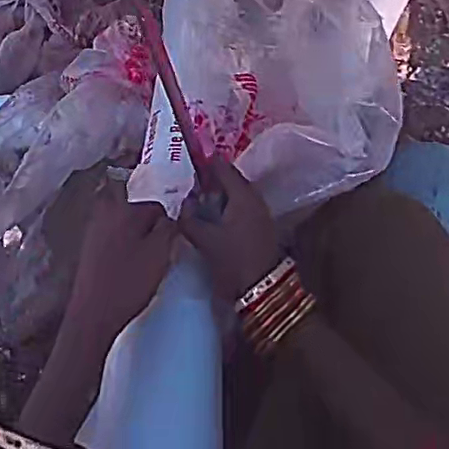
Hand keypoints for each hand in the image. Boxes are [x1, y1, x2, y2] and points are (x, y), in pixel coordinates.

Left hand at [62, 186, 176, 351]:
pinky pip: (111, 237)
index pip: (156, 205)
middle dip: (148, 225)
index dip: (168, 222)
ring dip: (134, 235)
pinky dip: (121, 245)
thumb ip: (169, 227)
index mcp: (126, 209)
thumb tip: (170, 216)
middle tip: (156, 248)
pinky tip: (126, 266)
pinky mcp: (87, 248)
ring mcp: (93, 230)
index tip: (171, 241)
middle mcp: (106, 212)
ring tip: (143, 259)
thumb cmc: (129, 282)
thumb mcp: (160, 253)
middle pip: (136, 211)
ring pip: (123, 224)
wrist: (92, 315)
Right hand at [176, 158, 283, 302]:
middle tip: (190, 181)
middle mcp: (254, 198)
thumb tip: (183, 203)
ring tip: (198, 199)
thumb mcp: (206, 240)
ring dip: (219, 195)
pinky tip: (213, 216)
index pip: (223, 168)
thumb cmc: (234, 260)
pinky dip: (226, 207)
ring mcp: (260, 213)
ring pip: (236, 195)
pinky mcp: (260, 227)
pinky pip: (240, 208)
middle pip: (231, 180)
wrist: (264, 290)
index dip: (206, 162)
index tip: (189, 158)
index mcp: (242, 195)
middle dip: (211, 179)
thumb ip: (190, 219)